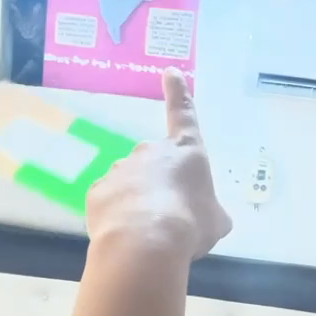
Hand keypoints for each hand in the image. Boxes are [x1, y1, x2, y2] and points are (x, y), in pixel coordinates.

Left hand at [86, 69, 232, 260]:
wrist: (147, 242)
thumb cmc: (190, 224)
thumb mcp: (216, 221)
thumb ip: (212, 212)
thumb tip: (211, 215)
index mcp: (185, 151)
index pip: (183, 114)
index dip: (179, 94)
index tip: (170, 73)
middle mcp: (150, 152)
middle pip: (154, 163)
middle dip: (158, 184)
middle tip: (166, 216)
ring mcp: (120, 169)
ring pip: (129, 183)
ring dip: (136, 202)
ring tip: (146, 232)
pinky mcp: (98, 191)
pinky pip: (110, 202)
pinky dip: (117, 215)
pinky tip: (126, 235)